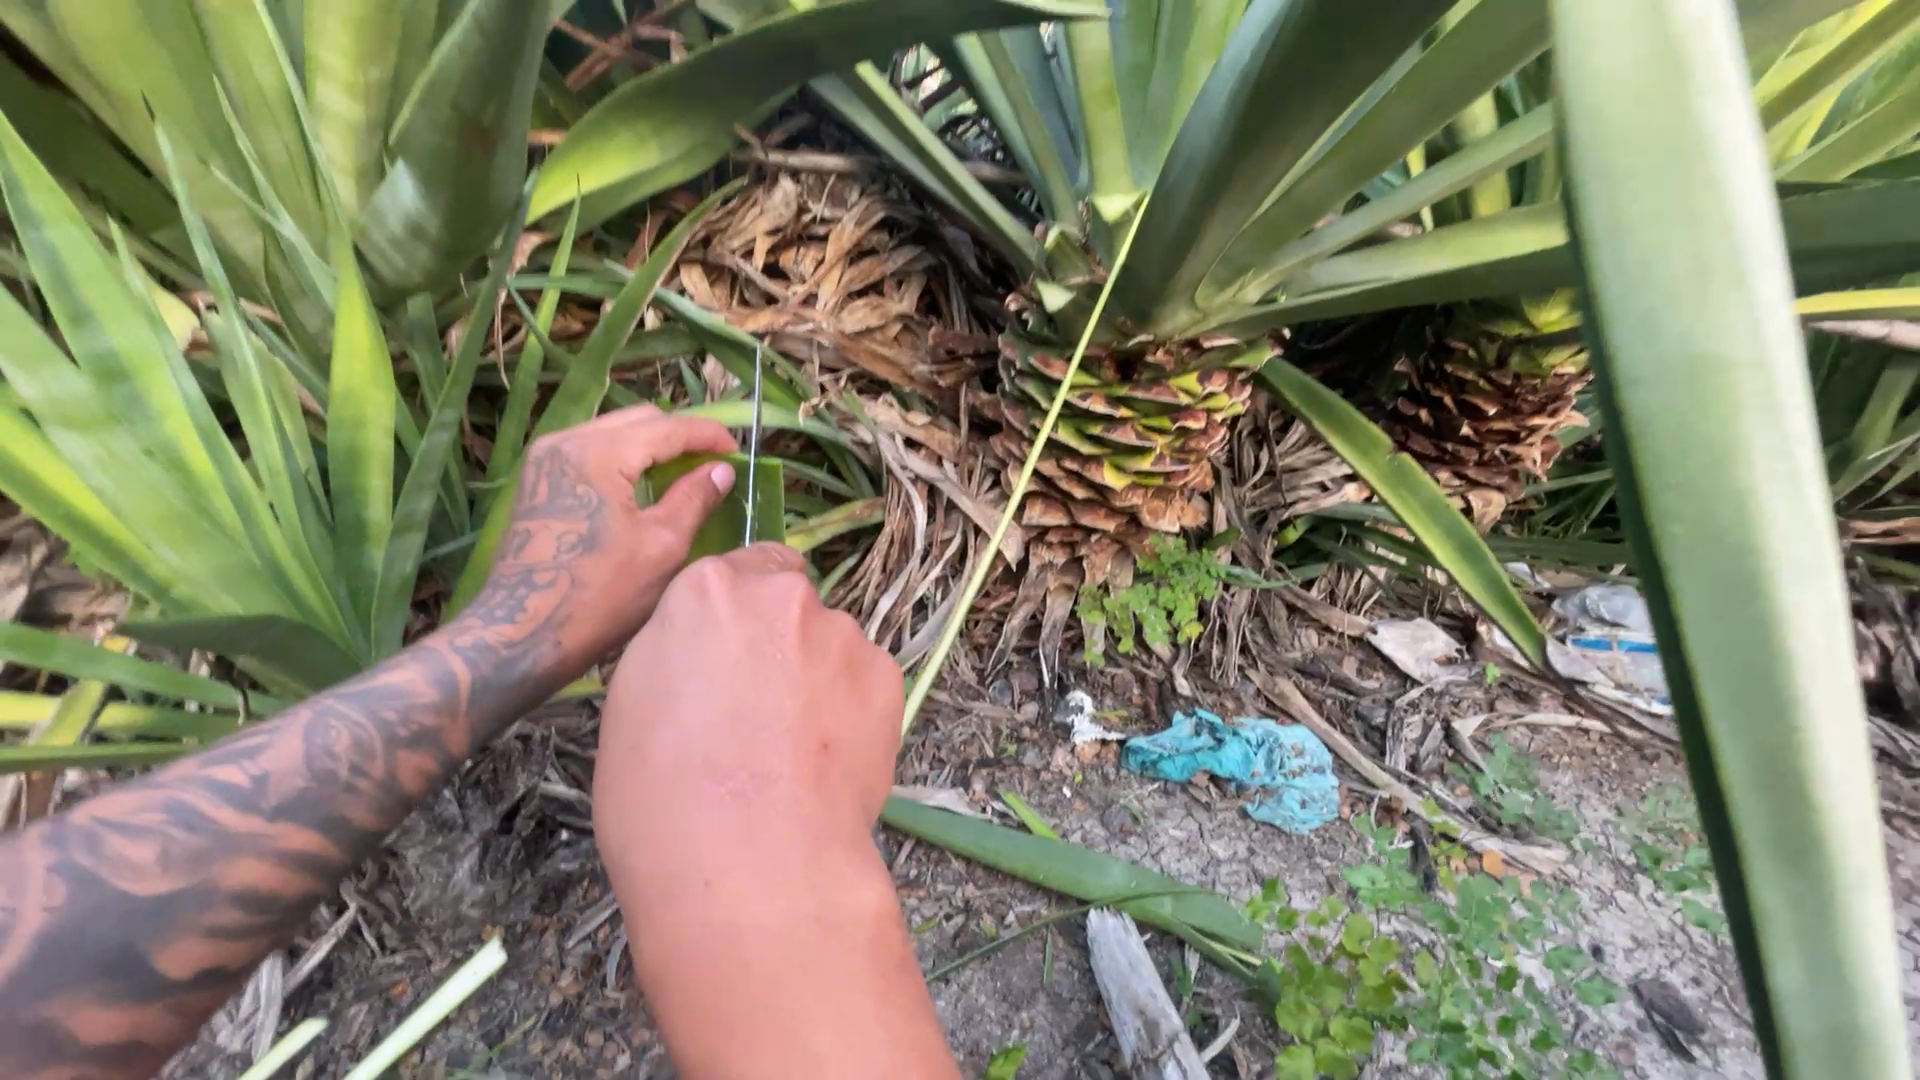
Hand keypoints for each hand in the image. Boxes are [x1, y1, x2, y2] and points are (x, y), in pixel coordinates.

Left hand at [474, 405, 735, 678]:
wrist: (524, 633)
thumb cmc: (601, 594)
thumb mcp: (663, 546)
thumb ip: (694, 498)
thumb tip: (721, 470)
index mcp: (598, 453)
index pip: (667, 428)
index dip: (708, 435)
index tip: (737, 451)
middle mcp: (566, 442)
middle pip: (639, 420)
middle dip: (681, 435)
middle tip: (714, 462)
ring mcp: (546, 459)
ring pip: (614, 432)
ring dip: (653, 445)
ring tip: (686, 471)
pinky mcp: (538, 479)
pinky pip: (593, 450)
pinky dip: (626, 458)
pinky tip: (647, 483)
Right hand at [594, 547, 954, 1078]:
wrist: (750, 863)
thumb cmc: (661, 798)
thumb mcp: (635, 704)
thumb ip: (681, 650)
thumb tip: (709, 651)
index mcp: (706, 592)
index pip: (736, 570)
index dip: (736, 614)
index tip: (734, 651)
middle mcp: (780, 597)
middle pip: (786, 600)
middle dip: (779, 637)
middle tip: (764, 704)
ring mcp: (841, 633)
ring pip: (830, 642)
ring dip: (818, 672)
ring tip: (800, 744)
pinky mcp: (886, 675)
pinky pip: (864, 677)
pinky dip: (852, 704)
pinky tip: (832, 756)